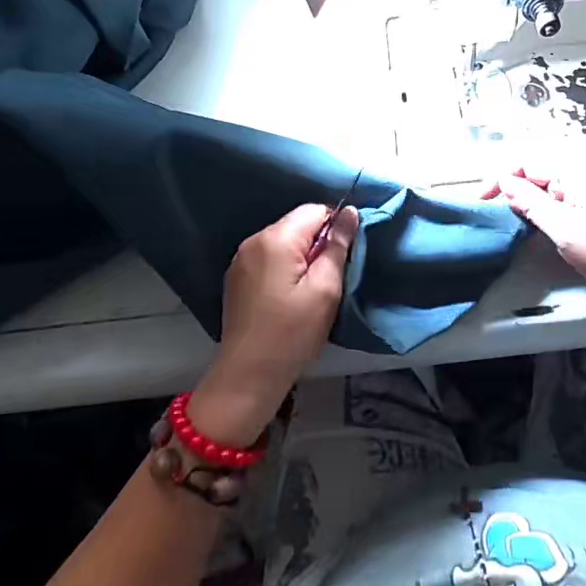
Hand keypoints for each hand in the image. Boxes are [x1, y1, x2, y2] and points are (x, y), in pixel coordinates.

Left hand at [190, 203, 359, 446]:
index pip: (315, 210)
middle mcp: (254, 240)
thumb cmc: (293, 332)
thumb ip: (337, 246)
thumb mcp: (325, 289)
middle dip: (318, 244)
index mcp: (276, 239)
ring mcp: (241, 259)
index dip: (336, 227)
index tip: (344, 258)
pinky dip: (284, 269)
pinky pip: (269, 258)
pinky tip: (289, 297)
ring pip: (283, 242)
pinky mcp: (237, 278)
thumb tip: (349, 213)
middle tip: (328, 280)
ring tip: (310, 292)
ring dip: (302, 258)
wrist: (248, 374)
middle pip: (297, 224)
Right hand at [481, 159, 585, 316]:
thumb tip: (504, 183)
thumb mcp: (563, 228)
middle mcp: (583, 172)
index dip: (502, 178)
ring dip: (523, 197)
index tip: (482, 199)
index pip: (528, 162)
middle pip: (536, 170)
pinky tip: (528, 221)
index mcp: (578, 170)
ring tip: (504, 216)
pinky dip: (539, 206)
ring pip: (545, 185)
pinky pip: (556, 197)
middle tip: (490, 208)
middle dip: (511, 185)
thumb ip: (531, 202)